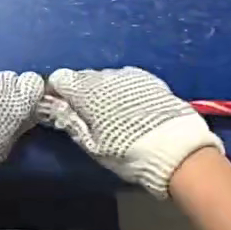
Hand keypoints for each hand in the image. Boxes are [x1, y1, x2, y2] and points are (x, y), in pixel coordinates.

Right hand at [41, 67, 222, 196]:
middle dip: (78, 91)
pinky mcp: (149, 80)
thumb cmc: (128, 152)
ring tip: (108, 111)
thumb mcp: (92, 144)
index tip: (60, 108)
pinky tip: (127, 106)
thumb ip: (69, 121)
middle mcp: (105, 77)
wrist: (180, 153)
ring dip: (100, 90)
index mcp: (86, 92)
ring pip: (103, 77)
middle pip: (81, 77)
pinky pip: (124, 79)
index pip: (59, 79)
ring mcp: (129, 76)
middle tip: (84, 114)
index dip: (56, 93)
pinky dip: (120, 89)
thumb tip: (51, 106)